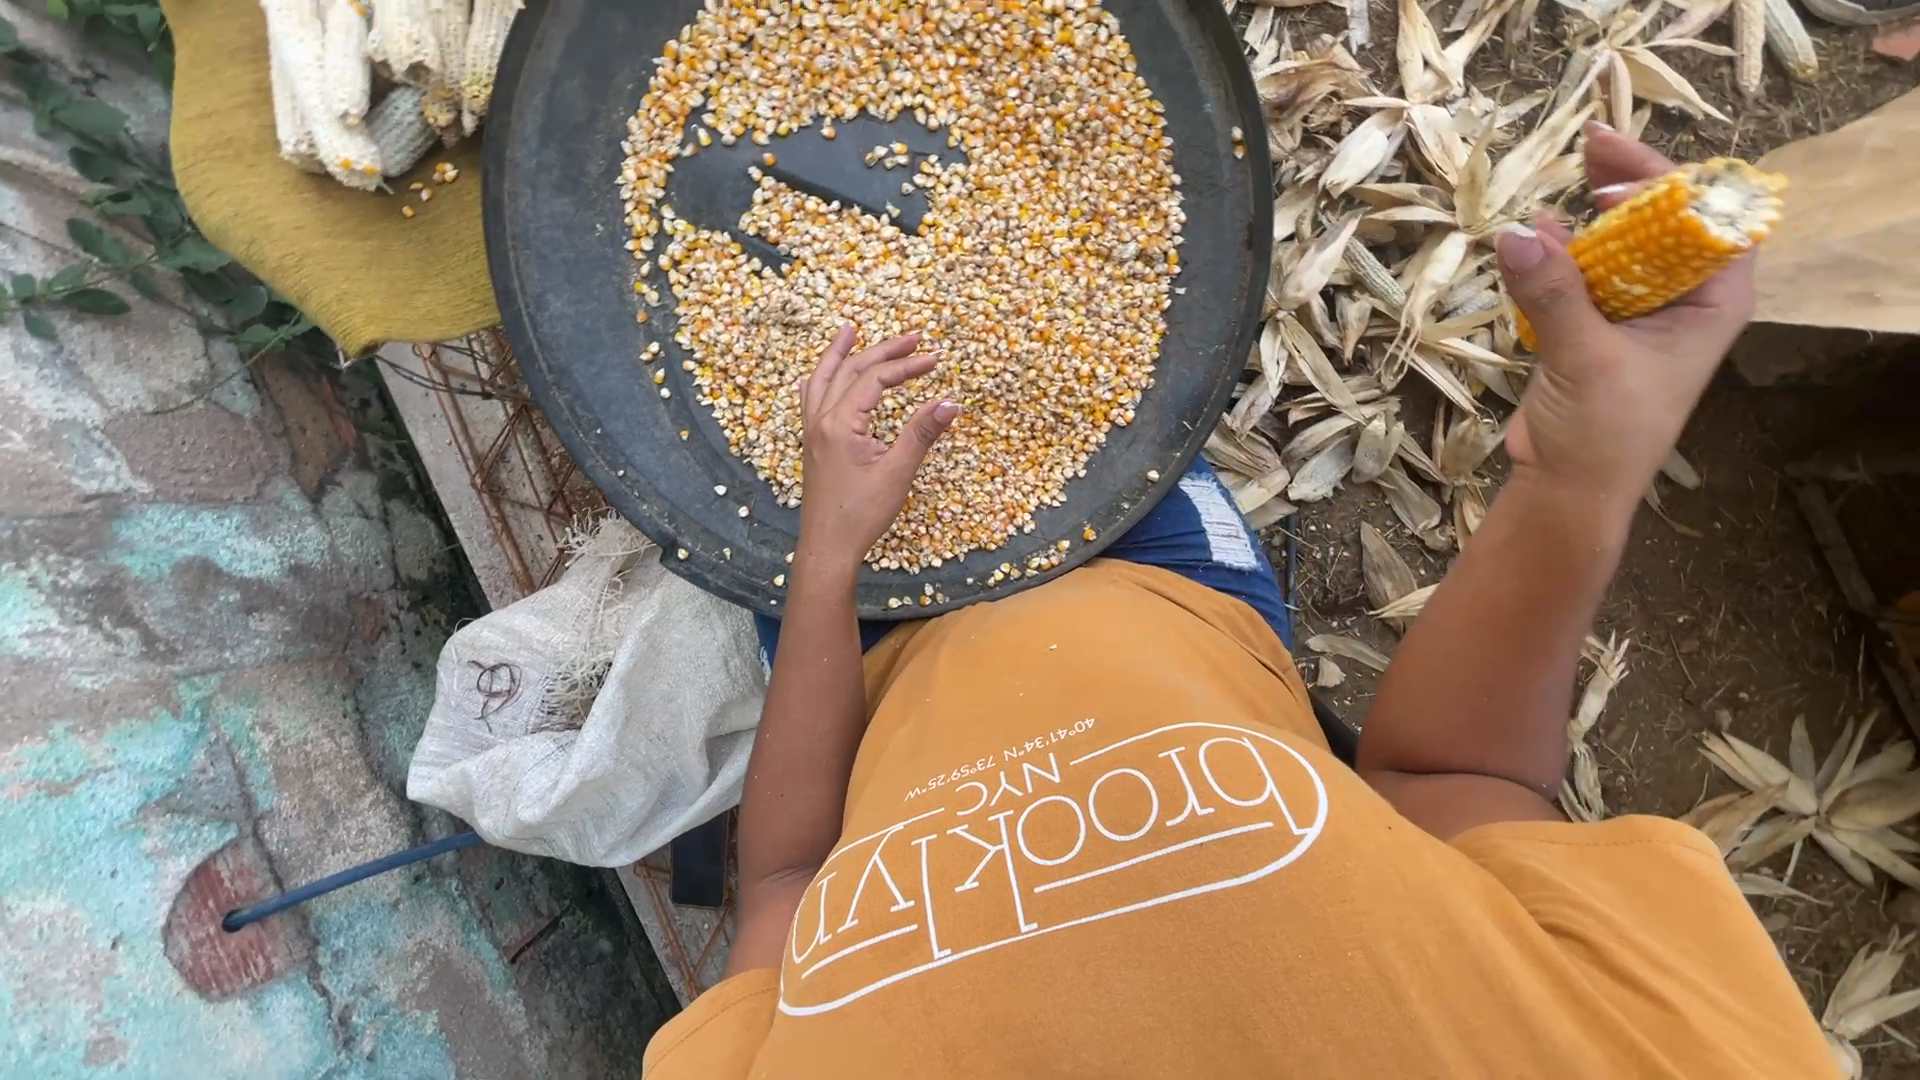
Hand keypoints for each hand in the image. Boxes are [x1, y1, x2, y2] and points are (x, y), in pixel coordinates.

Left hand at [795, 324, 958, 575]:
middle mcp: (820, 420)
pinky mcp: (812, 444)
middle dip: (883, 351)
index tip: (936, 359)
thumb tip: (952, 403)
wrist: (827, 547)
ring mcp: (812, 431)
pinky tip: (820, 376)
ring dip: (839, 353)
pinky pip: (811, 399)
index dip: (908, 366)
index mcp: (840, 423)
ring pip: (824, 379)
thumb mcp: (898, 473)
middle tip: (913, 337)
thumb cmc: (861, 515)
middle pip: (851, 370)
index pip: (876, 379)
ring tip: (849, 330)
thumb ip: (922, 433)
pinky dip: (820, 379)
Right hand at [1496, 125, 1754, 515]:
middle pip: (1661, 224)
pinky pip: (1574, 284)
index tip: (1610, 164)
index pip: (1708, 215)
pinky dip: (1553, 265)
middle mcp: (1678, 300)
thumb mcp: (1584, 356)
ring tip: (1549, 204)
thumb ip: (1552, 293)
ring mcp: (1629, 317)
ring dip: (1581, 227)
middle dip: (1624, 190)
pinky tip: (1531, 249)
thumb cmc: (1605, 429)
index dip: (1667, 181)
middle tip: (1585, 153)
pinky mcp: (1586, 334)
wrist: (1567, 487)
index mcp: (1711, 299)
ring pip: (1612, 252)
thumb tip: (1513, 233)